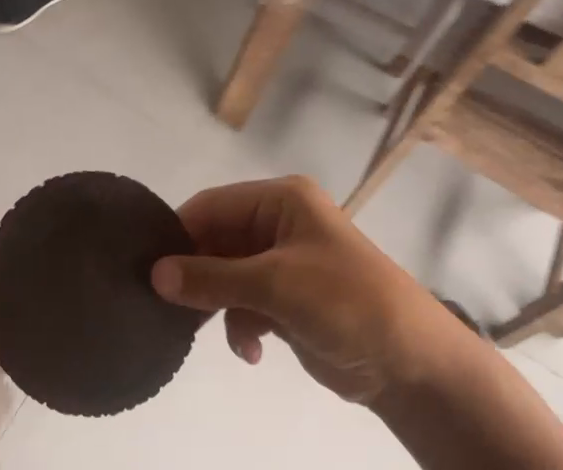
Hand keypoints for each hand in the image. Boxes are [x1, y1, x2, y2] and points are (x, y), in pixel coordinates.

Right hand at [150, 176, 450, 406]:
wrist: (413, 362)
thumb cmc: (346, 301)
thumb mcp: (276, 284)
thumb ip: (212, 278)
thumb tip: (155, 275)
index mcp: (281, 201)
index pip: (212, 206)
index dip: (180, 234)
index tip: (150, 267)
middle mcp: (279, 224)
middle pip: (217, 242)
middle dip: (199, 276)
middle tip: (171, 307)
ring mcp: (284, 263)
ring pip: (227, 276)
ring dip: (219, 306)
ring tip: (213, 332)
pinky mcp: (289, 301)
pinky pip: (245, 304)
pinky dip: (240, 325)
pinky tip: (250, 351)